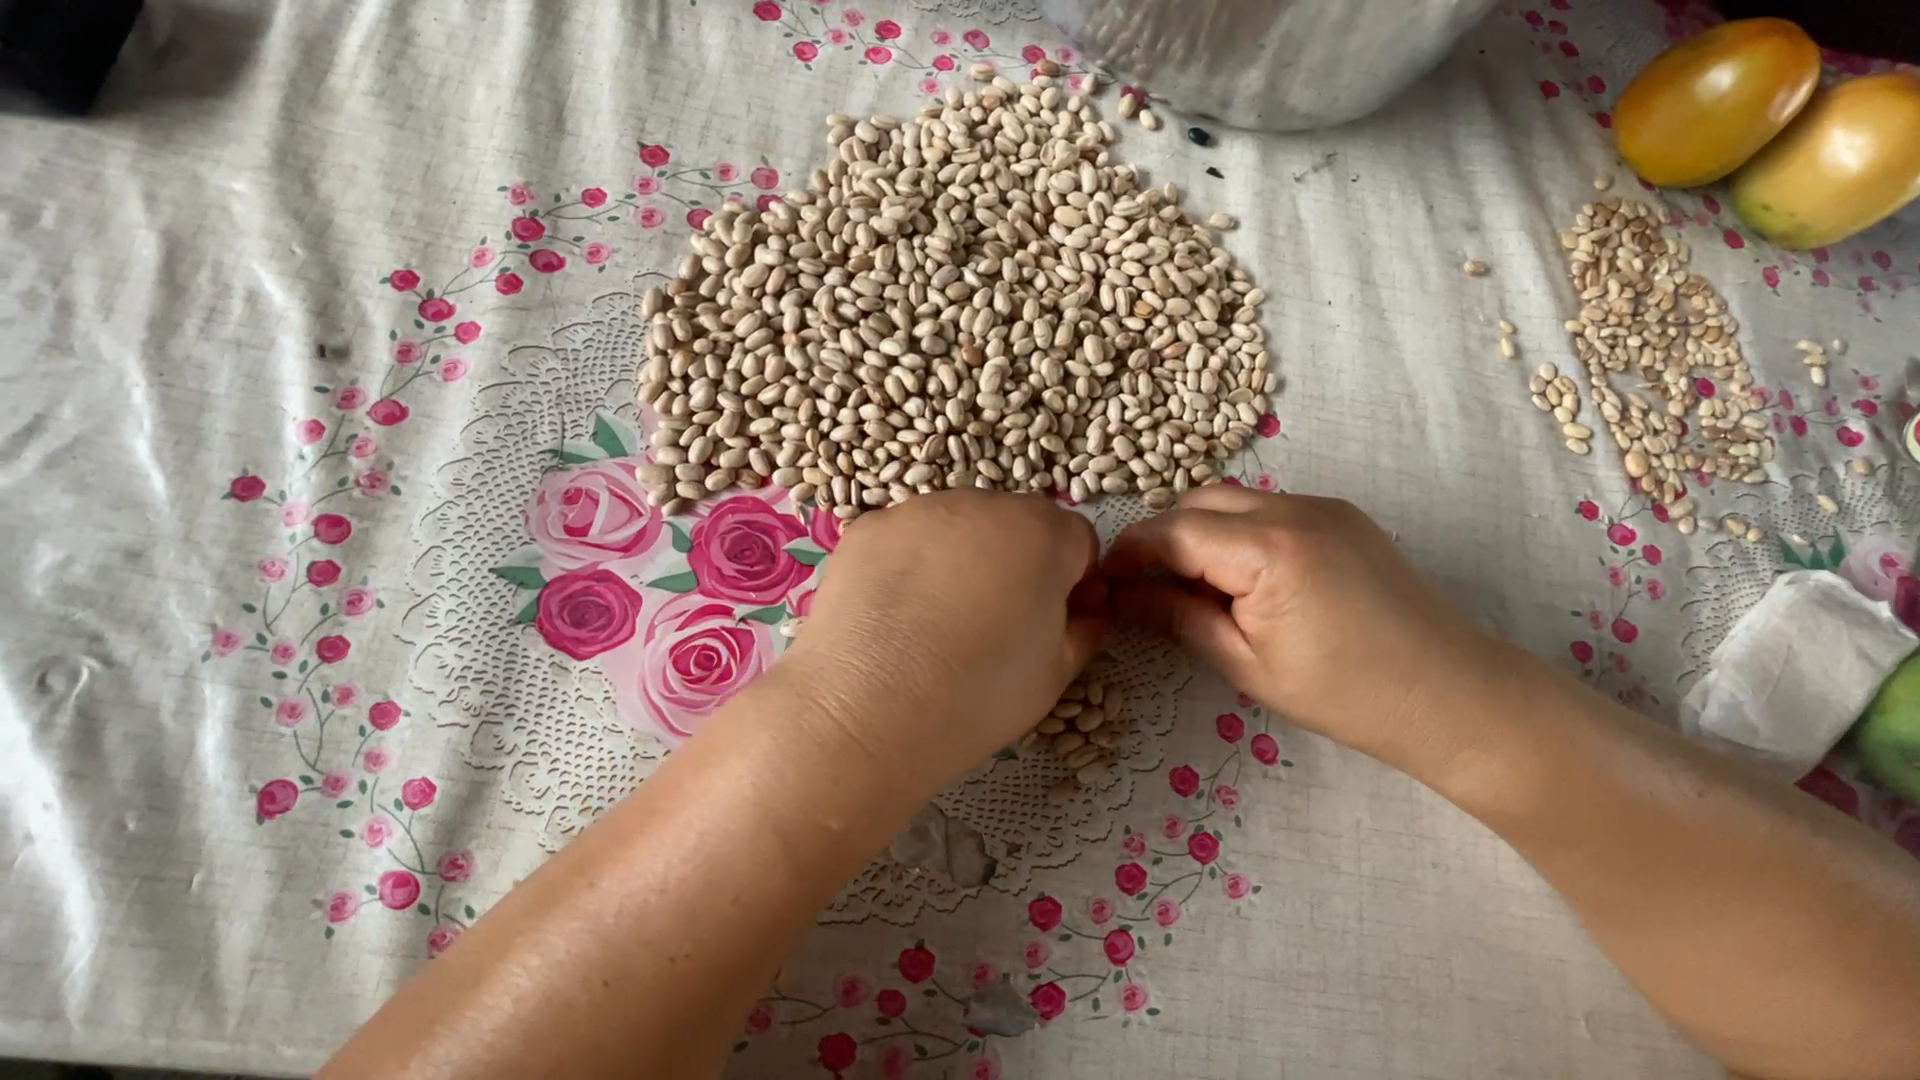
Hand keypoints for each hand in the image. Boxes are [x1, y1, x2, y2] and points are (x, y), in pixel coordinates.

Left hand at [775, 489, 1103, 792]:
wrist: (863, 712)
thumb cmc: (975, 698)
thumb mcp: (1053, 676)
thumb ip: (1084, 632)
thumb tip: (1089, 614)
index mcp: (1042, 534)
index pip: (1078, 541)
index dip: (1073, 581)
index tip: (1055, 620)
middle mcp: (982, 503)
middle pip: (1018, 524)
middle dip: (1018, 562)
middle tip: (994, 623)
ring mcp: (918, 510)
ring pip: (960, 526)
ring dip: (963, 558)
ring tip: (937, 620)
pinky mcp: (868, 527)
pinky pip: (908, 537)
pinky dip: (911, 563)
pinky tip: (896, 613)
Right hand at [1103, 486, 1495, 766]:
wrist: (1452, 694)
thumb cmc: (1345, 694)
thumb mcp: (1246, 664)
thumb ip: (1176, 618)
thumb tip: (1118, 599)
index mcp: (1268, 550)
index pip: (1172, 532)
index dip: (1128, 555)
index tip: (1102, 584)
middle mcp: (1292, 509)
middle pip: (1196, 502)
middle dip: (1160, 538)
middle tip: (1143, 588)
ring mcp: (1321, 505)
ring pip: (1230, 499)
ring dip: (1197, 532)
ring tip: (1189, 586)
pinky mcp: (1340, 514)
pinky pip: (1265, 507)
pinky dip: (1235, 531)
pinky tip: (1238, 577)